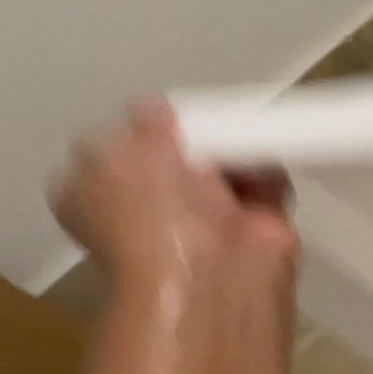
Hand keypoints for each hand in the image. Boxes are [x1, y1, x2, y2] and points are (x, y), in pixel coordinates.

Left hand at [52, 101, 299, 291]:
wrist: (220, 268)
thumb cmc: (158, 213)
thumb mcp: (133, 155)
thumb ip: (147, 124)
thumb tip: (158, 105)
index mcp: (99, 188)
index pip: (120, 144)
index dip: (145, 128)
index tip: (173, 118)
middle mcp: (149, 200)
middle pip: (179, 151)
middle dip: (200, 137)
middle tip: (217, 124)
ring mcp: (204, 210)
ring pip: (226, 162)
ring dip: (241, 151)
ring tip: (250, 144)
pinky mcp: (256, 216)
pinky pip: (266, 179)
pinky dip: (272, 171)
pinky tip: (273, 162)